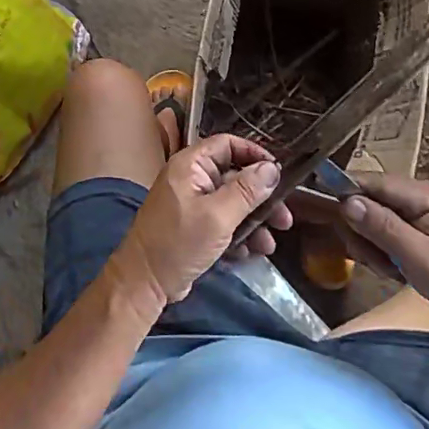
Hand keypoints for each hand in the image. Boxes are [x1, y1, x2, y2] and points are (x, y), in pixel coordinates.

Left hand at [106, 134, 293, 305]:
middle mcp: (191, 179)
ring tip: (269, 245)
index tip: (279, 173)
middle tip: (284, 218)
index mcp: (191, 165)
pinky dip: (238, 235)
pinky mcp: (194, 227)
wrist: (144, 283)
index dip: (255, 154)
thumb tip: (272, 168)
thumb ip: (247, 190)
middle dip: (261, 198)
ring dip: (254, 222)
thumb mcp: (218, 216)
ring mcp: (192, 203)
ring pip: (232, 203)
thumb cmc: (178, 242)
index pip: (228, 144)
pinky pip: (223, 222)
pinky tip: (250, 253)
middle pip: (235, 176)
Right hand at [335, 174, 428, 326]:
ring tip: (387, 268)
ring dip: (369, 243)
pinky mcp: (413, 222)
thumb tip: (347, 202)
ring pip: (369, 214)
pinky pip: (380, 226)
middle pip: (367, 197)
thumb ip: (383, 228)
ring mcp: (416, 207)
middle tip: (373, 261)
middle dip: (362, 230)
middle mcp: (418, 193)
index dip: (348, 197)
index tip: (340, 226)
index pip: (372, 181)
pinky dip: (378, 247)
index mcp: (425, 195)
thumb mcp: (419, 259)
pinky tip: (392, 266)